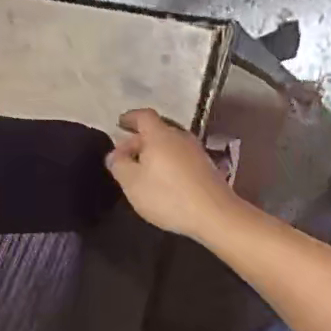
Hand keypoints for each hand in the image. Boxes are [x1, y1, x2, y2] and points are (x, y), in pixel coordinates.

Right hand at [105, 109, 246, 240]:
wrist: (215, 214)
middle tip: (126, 156)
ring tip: (142, 170)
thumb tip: (115, 154)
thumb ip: (119, 165)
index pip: (143, 116)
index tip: (120, 124)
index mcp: (160, 134)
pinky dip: (169, 163)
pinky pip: (181, 158)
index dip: (130, 118)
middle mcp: (180, 137)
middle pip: (157, 130)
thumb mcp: (132, 183)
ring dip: (155, 153)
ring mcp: (197, 152)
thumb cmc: (168, 196)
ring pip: (170, 145)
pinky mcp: (207, 168)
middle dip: (139, 140)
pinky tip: (164, 180)